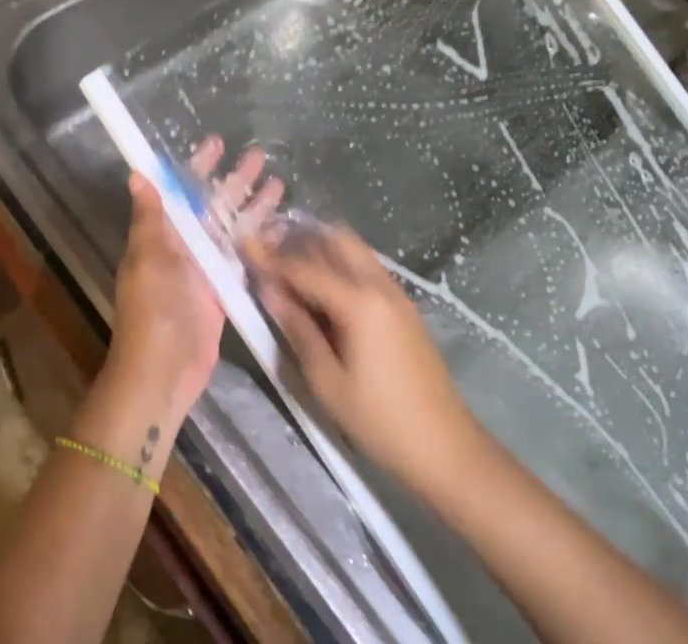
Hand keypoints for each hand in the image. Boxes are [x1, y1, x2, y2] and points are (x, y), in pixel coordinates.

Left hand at [107, 138, 283, 420]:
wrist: (163, 372)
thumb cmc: (154, 312)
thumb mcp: (149, 259)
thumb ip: (150, 218)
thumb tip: (137, 173)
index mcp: (161, 236)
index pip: (180, 191)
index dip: (196, 167)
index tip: (217, 142)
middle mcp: (182, 248)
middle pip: (210, 206)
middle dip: (233, 181)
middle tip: (260, 156)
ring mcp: (204, 271)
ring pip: (230, 230)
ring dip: (251, 207)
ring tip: (279, 183)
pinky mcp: (222, 293)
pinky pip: (241, 261)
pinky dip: (258, 244)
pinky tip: (280, 229)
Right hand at [245, 227, 478, 483]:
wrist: (446, 447)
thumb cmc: (379, 420)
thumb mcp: (326, 381)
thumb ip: (298, 329)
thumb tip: (270, 292)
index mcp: (360, 303)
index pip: (304, 266)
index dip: (270, 257)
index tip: (242, 247)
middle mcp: (381, 286)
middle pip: (336, 240)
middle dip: (299, 241)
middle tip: (267, 254)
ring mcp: (397, 295)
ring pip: (354, 252)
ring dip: (320, 251)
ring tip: (287, 271)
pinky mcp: (404, 309)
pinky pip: (365, 270)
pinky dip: (339, 268)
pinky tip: (318, 292)